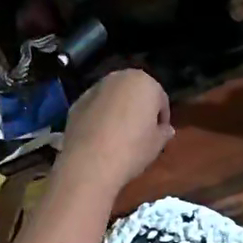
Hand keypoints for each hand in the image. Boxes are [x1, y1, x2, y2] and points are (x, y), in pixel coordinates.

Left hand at [58, 69, 172, 193]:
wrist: (90, 163)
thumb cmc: (132, 149)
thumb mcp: (157, 144)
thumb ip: (163, 132)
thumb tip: (166, 129)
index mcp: (144, 82)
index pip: (160, 99)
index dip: (161, 118)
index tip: (159, 135)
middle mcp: (118, 78)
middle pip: (134, 93)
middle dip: (138, 109)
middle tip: (140, 133)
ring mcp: (93, 89)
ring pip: (112, 99)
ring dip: (117, 111)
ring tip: (118, 136)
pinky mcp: (76, 104)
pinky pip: (94, 109)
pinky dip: (99, 118)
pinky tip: (100, 138)